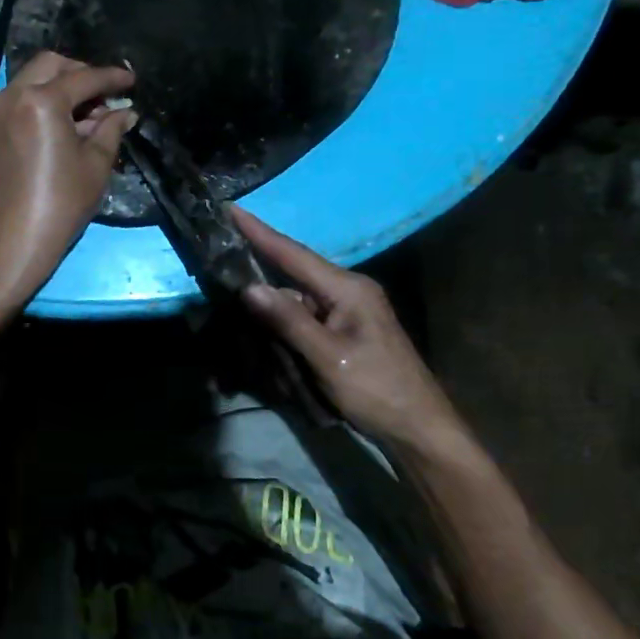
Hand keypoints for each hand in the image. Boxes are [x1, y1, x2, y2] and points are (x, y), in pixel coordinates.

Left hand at [0, 53, 135, 319]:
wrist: (14, 240)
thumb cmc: (61, 202)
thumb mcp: (96, 164)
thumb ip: (110, 129)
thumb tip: (124, 111)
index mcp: (40, 101)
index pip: (83, 78)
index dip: (111, 78)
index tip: (132, 80)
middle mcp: (12, 97)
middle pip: (49, 65)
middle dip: (80, 73)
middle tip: (104, 94)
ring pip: (29, 80)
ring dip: (58, 86)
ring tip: (85, 113)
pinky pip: (17, 101)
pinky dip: (39, 102)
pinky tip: (60, 125)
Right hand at [233, 206, 464, 450]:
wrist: (419, 430)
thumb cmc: (378, 390)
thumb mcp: (329, 357)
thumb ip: (289, 321)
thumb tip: (248, 288)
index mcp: (348, 289)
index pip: (294, 254)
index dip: (260, 232)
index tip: (230, 209)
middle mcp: (347, 291)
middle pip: (292, 271)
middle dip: (257, 260)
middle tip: (220, 248)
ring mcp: (346, 311)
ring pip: (294, 296)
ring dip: (266, 298)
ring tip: (230, 291)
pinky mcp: (342, 330)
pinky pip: (302, 314)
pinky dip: (280, 317)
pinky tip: (260, 323)